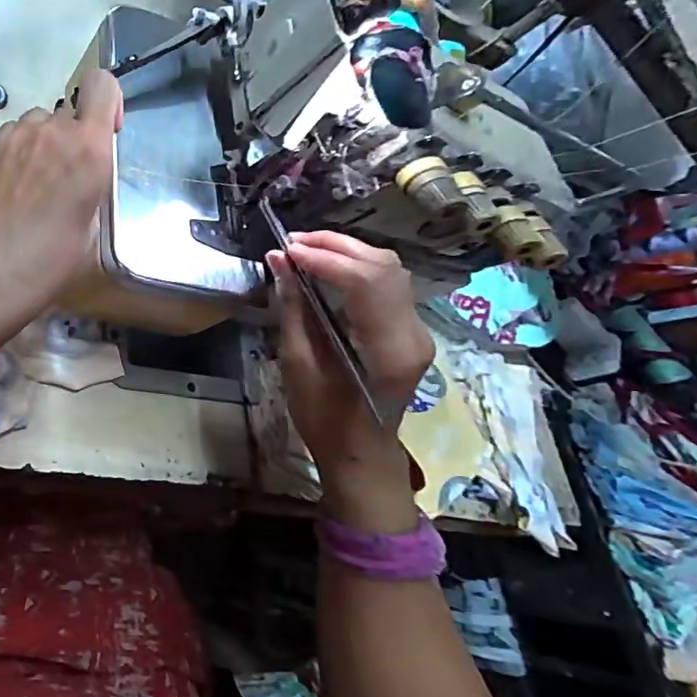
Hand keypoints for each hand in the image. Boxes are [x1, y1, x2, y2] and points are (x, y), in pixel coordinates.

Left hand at [0, 68, 121, 348]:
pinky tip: (20, 181)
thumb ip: (93, 183)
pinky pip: (17, 133)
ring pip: (42, 120)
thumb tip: (84, 173)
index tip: (108, 130)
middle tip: (70, 172)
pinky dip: (24, 147)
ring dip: (48, 139)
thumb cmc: (51, 259)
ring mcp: (19, 136)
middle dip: (77, 132)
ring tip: (42, 179)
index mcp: (89, 149)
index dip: (110, 103)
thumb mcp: (92, 224)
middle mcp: (54, 132)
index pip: (102, 85)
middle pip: (72, 108)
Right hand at [268, 233, 434, 526]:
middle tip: (292, 242)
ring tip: (305, 248)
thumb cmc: (324, 419)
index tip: (286, 250)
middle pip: (383, 267)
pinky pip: (388, 284)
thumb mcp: (298, 364)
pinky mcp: (410, 329)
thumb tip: (279, 262)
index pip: (364, 282)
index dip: (324, 257)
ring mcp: (417, 330)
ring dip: (347, 251)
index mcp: (388, 350)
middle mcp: (413, 334)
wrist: (360, 454)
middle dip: (336, 245)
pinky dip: (357, 267)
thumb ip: (293, 308)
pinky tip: (328, 266)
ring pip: (389, 270)